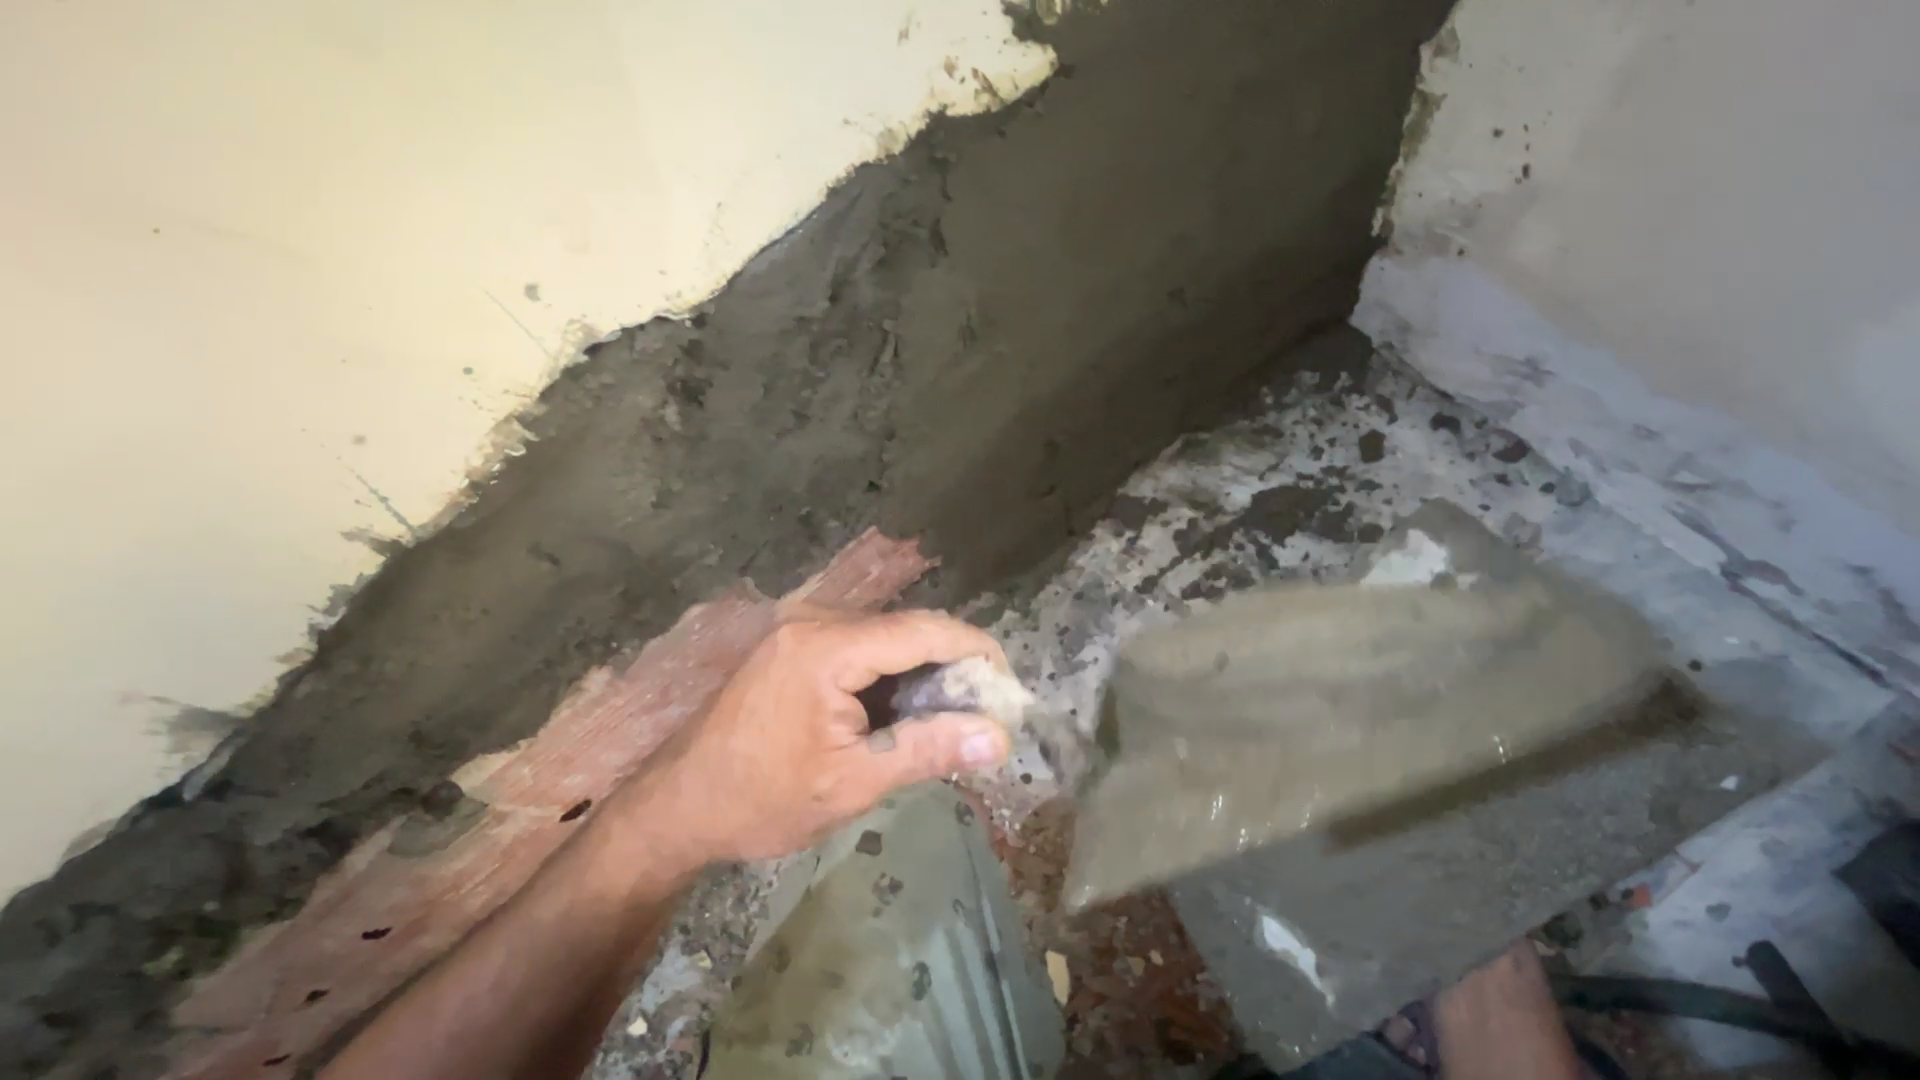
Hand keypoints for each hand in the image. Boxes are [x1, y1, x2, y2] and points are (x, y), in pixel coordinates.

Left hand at [605, 609, 1013, 869]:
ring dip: (922, 674)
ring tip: (951, 721)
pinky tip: (903, 715)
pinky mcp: (791, 648)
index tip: (1009, 687)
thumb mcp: (853, 783)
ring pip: (885, 640)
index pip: (923, 630)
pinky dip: (889, 677)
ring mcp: (798, 631)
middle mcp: (813, 622)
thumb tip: (999, 738)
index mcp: (826, 646)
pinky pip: (858, 650)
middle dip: (952, 668)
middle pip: (906, 630)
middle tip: (984, 715)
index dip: (975, 651)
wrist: (676, 808)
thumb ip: (928, 750)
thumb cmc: (761, 801)